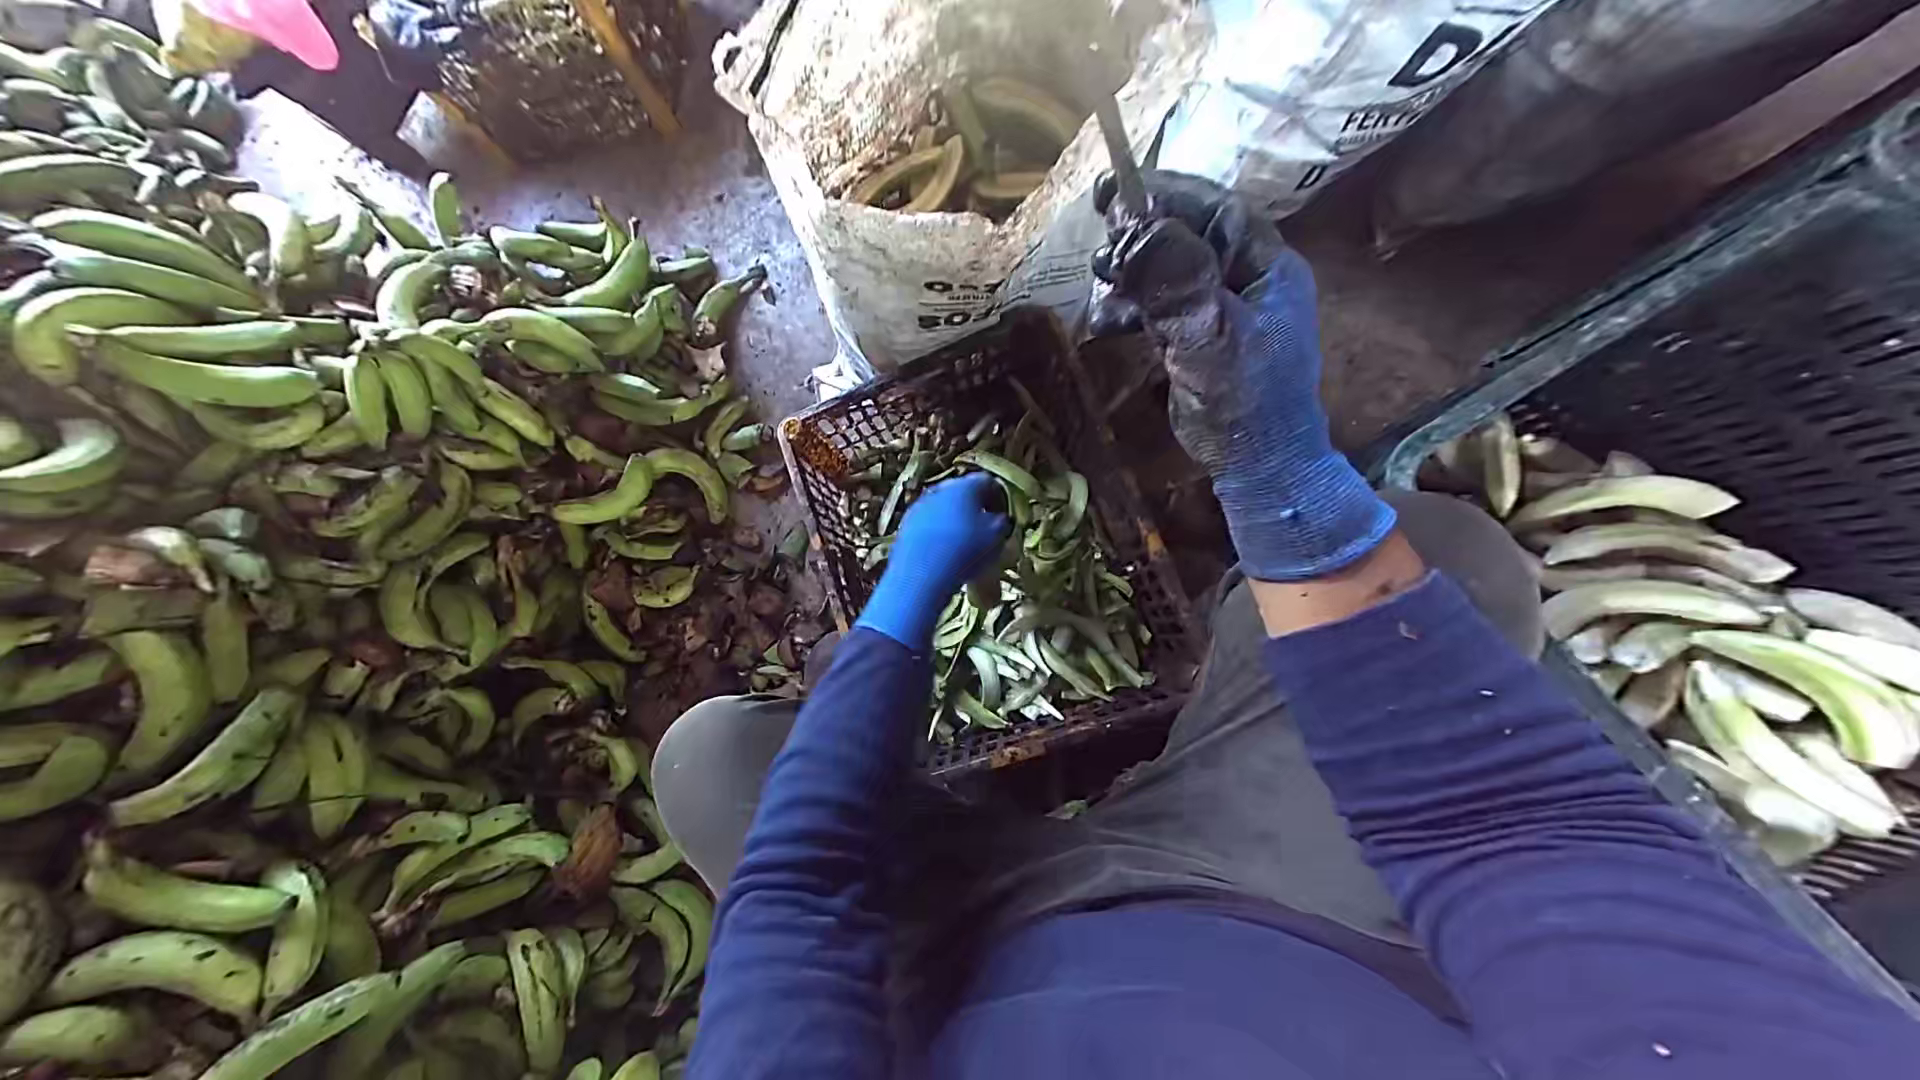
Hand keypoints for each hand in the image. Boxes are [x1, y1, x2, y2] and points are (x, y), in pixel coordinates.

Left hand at [856, 474, 1009, 650]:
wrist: (921, 575)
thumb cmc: (966, 552)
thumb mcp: (997, 538)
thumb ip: (1001, 522)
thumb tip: (998, 519)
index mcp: (965, 486)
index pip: (988, 482)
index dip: (1000, 498)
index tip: (1004, 516)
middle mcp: (940, 489)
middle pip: (963, 494)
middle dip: (975, 509)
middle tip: (985, 530)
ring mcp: (918, 507)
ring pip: (943, 509)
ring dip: (955, 522)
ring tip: (965, 546)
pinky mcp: (905, 526)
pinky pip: (928, 525)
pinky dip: (938, 535)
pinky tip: (944, 554)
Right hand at [1089, 171, 1393, 581]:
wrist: (1259, 465)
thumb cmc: (1245, 403)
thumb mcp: (1211, 338)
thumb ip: (1178, 283)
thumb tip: (1134, 228)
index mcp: (1265, 266)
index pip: (1213, 210)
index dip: (1165, 196)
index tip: (1114, 193)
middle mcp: (1246, 279)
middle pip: (1186, 237)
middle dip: (1140, 239)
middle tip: (1100, 251)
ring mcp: (1222, 310)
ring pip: (1169, 272)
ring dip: (1131, 276)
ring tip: (1099, 284)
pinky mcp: (1200, 339)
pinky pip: (1162, 307)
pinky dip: (1133, 309)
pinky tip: (1108, 323)